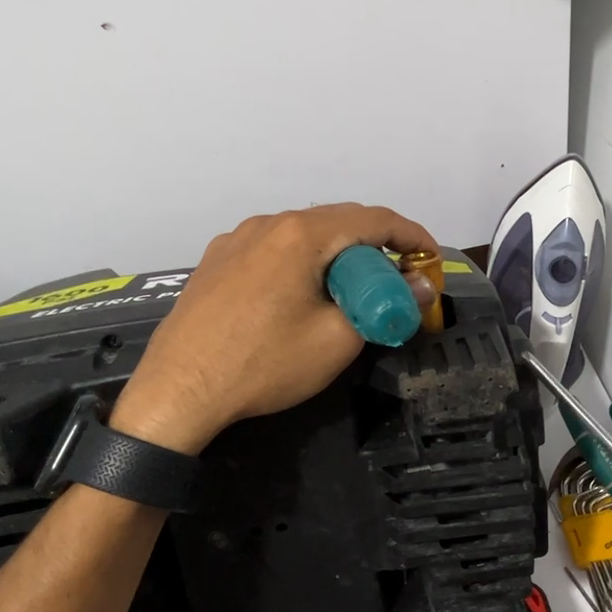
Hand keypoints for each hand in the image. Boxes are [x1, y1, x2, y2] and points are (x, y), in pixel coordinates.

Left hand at [109, 203, 437, 453]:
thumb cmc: (265, 364)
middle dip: (377, 245)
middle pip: (339, 220)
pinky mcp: (216, 261)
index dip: (412, 236)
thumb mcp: (339, 339)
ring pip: (305, 234)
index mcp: (301, 235)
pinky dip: (306, 261)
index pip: (374, 219)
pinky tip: (307, 293)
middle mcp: (268, 224)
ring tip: (356, 288)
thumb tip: (421, 286)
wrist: (179, 392)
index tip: (432, 259)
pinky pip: (275, 248)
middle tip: (401, 279)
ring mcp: (236, 239)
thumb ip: (387, 305)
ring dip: (340, 253)